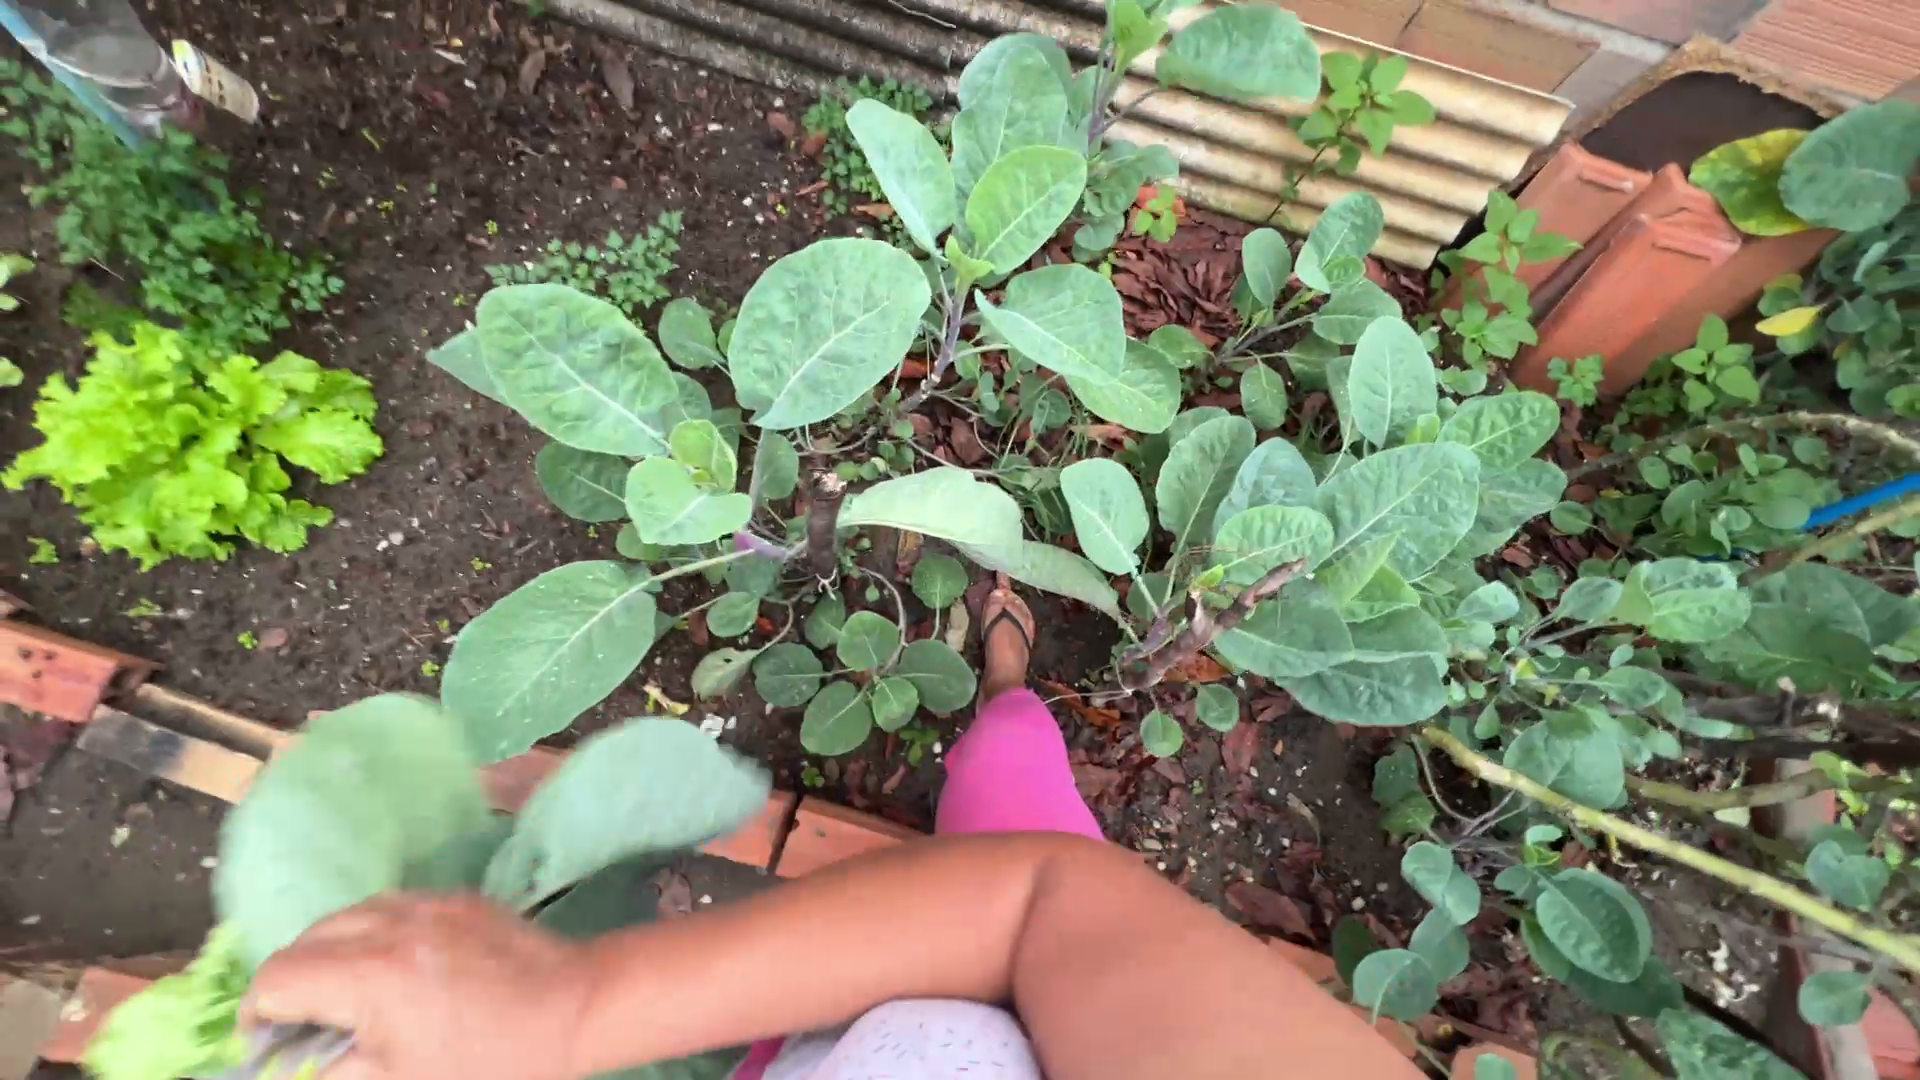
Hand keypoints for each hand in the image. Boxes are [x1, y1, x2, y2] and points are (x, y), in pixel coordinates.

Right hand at [244, 893, 594, 1079]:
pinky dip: (377, 930)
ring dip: (333, 950)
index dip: (259, 1016)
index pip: (279, 974)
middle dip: (293, 980)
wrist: (575, 1004)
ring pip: (354, 912)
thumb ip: (329, 1069)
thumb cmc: (489, 1058)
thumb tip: (291, 1059)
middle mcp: (401, 923)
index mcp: (374, 971)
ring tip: (348, 997)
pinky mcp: (466, 898)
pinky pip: (399, 903)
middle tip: (307, 1026)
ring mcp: (438, 903)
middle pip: (310, 936)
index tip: (273, 1048)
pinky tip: (393, 967)